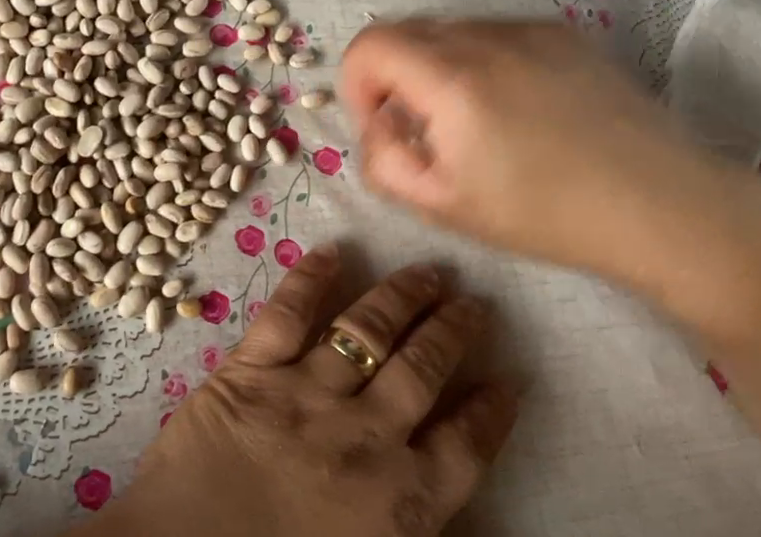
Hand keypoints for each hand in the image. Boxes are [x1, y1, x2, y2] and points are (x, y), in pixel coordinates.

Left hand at [74, 247, 515, 536]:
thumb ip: (407, 518)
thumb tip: (433, 487)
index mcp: (401, 500)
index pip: (465, 446)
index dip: (491, 411)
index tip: (509, 379)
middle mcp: (365, 436)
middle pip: (422, 370)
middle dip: (454, 332)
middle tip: (475, 301)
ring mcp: (307, 394)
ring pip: (367, 330)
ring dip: (402, 296)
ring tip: (428, 272)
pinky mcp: (250, 370)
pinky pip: (289, 313)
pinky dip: (312, 277)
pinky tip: (336, 250)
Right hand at [338, 19, 739, 289]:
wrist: (667, 207)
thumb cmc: (547, 216)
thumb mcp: (442, 205)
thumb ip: (382, 158)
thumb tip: (379, 120)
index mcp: (452, 79)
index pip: (368, 45)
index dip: (356, 85)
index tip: (383, 126)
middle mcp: (487, 36)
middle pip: (404, 32)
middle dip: (393, 78)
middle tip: (423, 131)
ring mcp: (529, 28)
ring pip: (449, 31)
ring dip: (436, 69)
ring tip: (476, 123)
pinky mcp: (564, 33)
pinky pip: (493, 34)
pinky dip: (479, 62)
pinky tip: (517, 110)